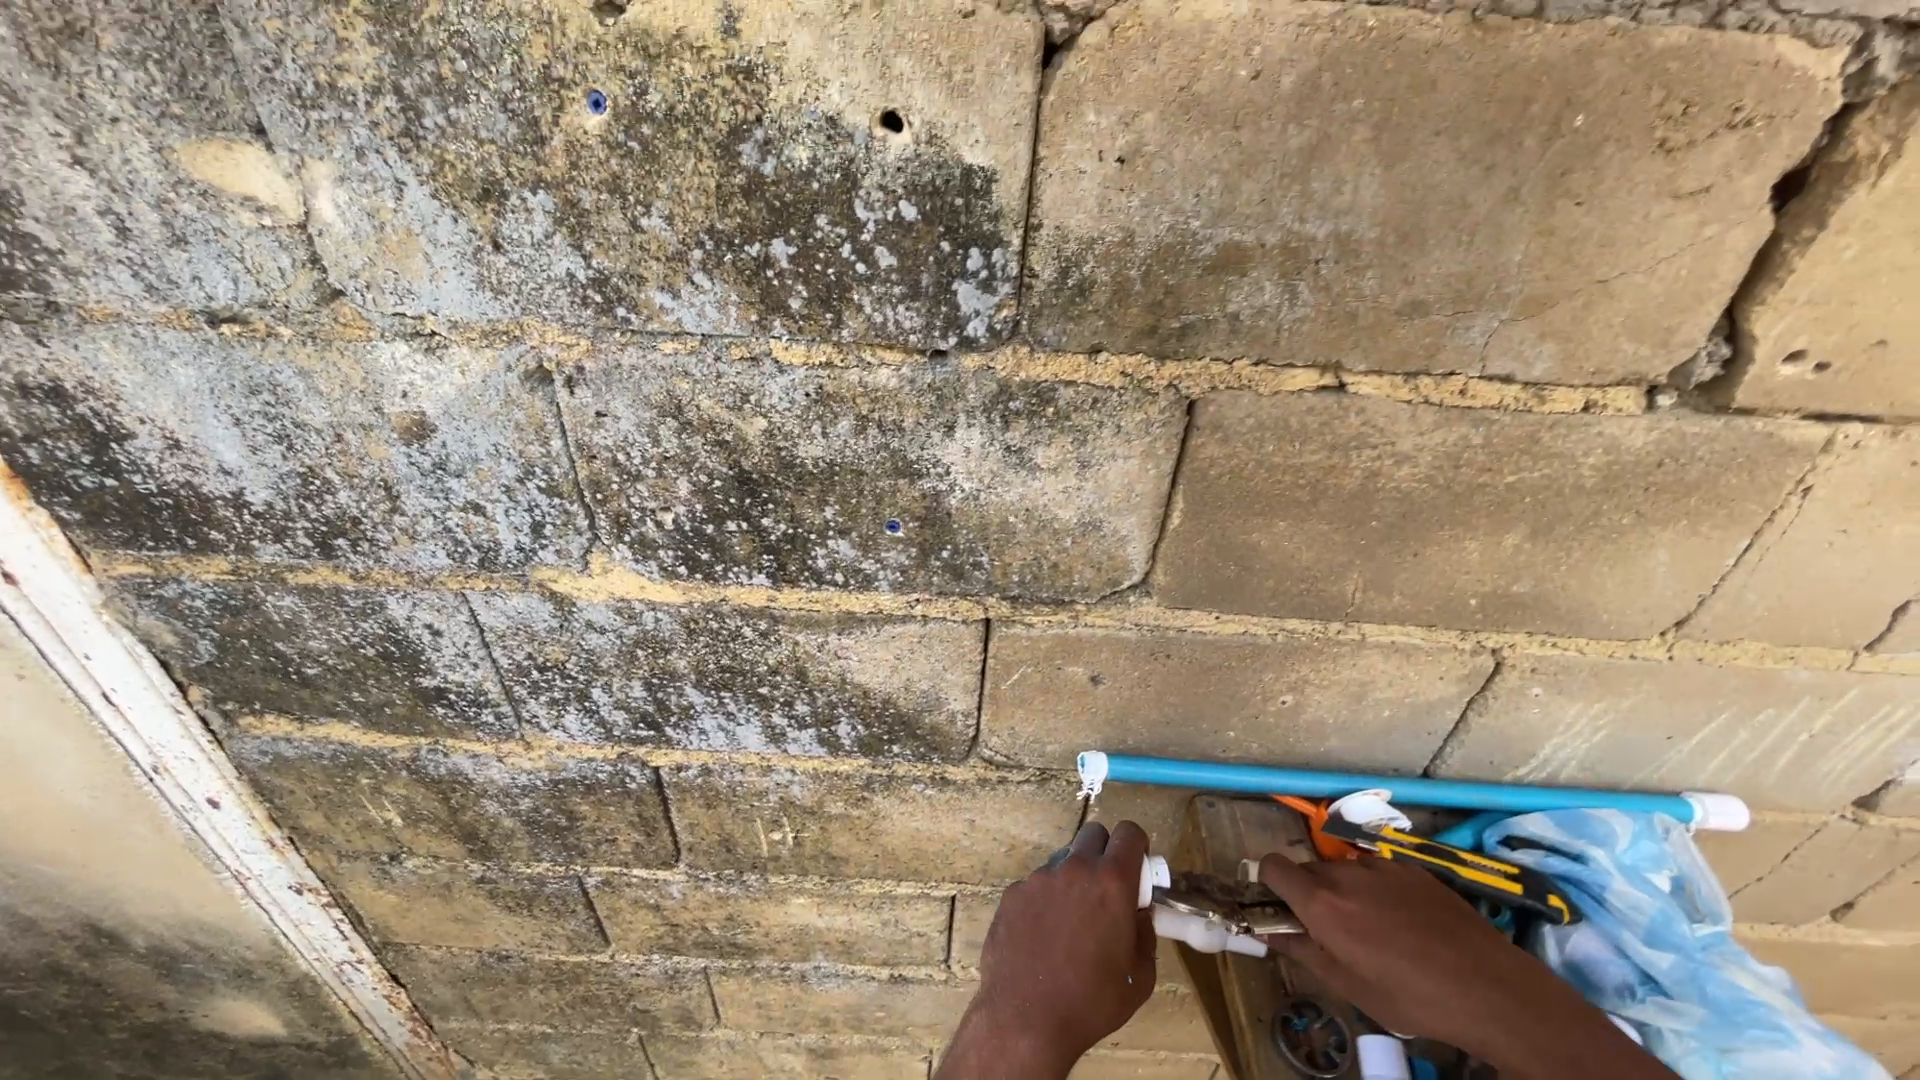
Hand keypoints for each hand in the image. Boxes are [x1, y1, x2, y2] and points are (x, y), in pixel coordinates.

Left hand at [936, 821, 1155, 1079]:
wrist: (1026, 1018)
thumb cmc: (1092, 1002)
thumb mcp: (1140, 975)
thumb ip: (1145, 932)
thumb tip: (1138, 910)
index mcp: (1112, 883)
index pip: (1129, 832)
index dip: (1137, 845)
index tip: (1137, 868)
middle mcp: (1074, 869)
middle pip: (1093, 834)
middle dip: (1104, 852)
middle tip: (1106, 888)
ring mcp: (1038, 878)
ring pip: (1063, 861)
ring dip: (1073, 879)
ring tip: (1070, 922)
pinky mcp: (1012, 893)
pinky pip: (1036, 885)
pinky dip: (1045, 900)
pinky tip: (1041, 936)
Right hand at [1257, 855, 1676, 1079]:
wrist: (1491, 988)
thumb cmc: (1412, 998)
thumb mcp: (1349, 986)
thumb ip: (1302, 950)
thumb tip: (1266, 931)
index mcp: (1321, 903)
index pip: (1271, 866)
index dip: (1268, 884)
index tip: (1281, 910)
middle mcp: (1344, 874)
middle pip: (1307, 869)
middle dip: (1308, 893)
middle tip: (1329, 930)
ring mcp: (1380, 867)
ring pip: (1342, 869)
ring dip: (1343, 891)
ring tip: (1372, 929)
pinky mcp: (1411, 868)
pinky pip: (1376, 871)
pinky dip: (1375, 889)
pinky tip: (1403, 922)